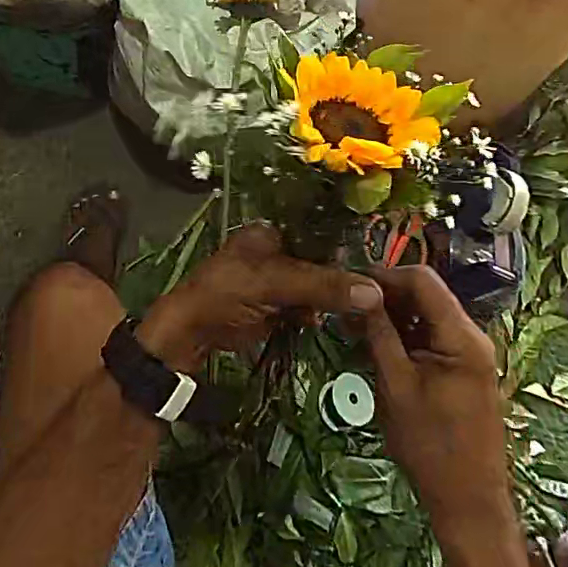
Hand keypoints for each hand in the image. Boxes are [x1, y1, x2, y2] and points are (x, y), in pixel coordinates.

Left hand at [138, 224, 383, 372]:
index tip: (378, 258)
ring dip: (333, 297)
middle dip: (342, 274)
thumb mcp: (274, 283)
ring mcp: (275, 282)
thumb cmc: (224, 294)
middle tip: (377, 287)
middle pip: (319, 259)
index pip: (317, 230)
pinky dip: (317, 314)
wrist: (189, 336)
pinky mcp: (275, 308)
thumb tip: (375, 292)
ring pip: (315, 285)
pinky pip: (306, 306)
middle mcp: (274, 252)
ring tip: (363, 306)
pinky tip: (330, 320)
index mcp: (270, 232)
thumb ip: (321, 285)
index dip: (345, 241)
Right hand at [359, 265, 510, 524]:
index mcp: (462, 336)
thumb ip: (380, 333)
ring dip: (391, 316)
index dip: (384, 275)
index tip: (348, 283)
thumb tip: (359, 291)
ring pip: (424, 314)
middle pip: (424, 294)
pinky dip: (403, 335)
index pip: (422, 279)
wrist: (468, 502)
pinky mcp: (461, 367)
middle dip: (385, 296)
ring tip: (353, 328)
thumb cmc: (430, 446)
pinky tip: (374, 346)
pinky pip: (429, 336)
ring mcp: (468, 352)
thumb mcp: (395, 385)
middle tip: (345, 309)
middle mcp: (471, 335)